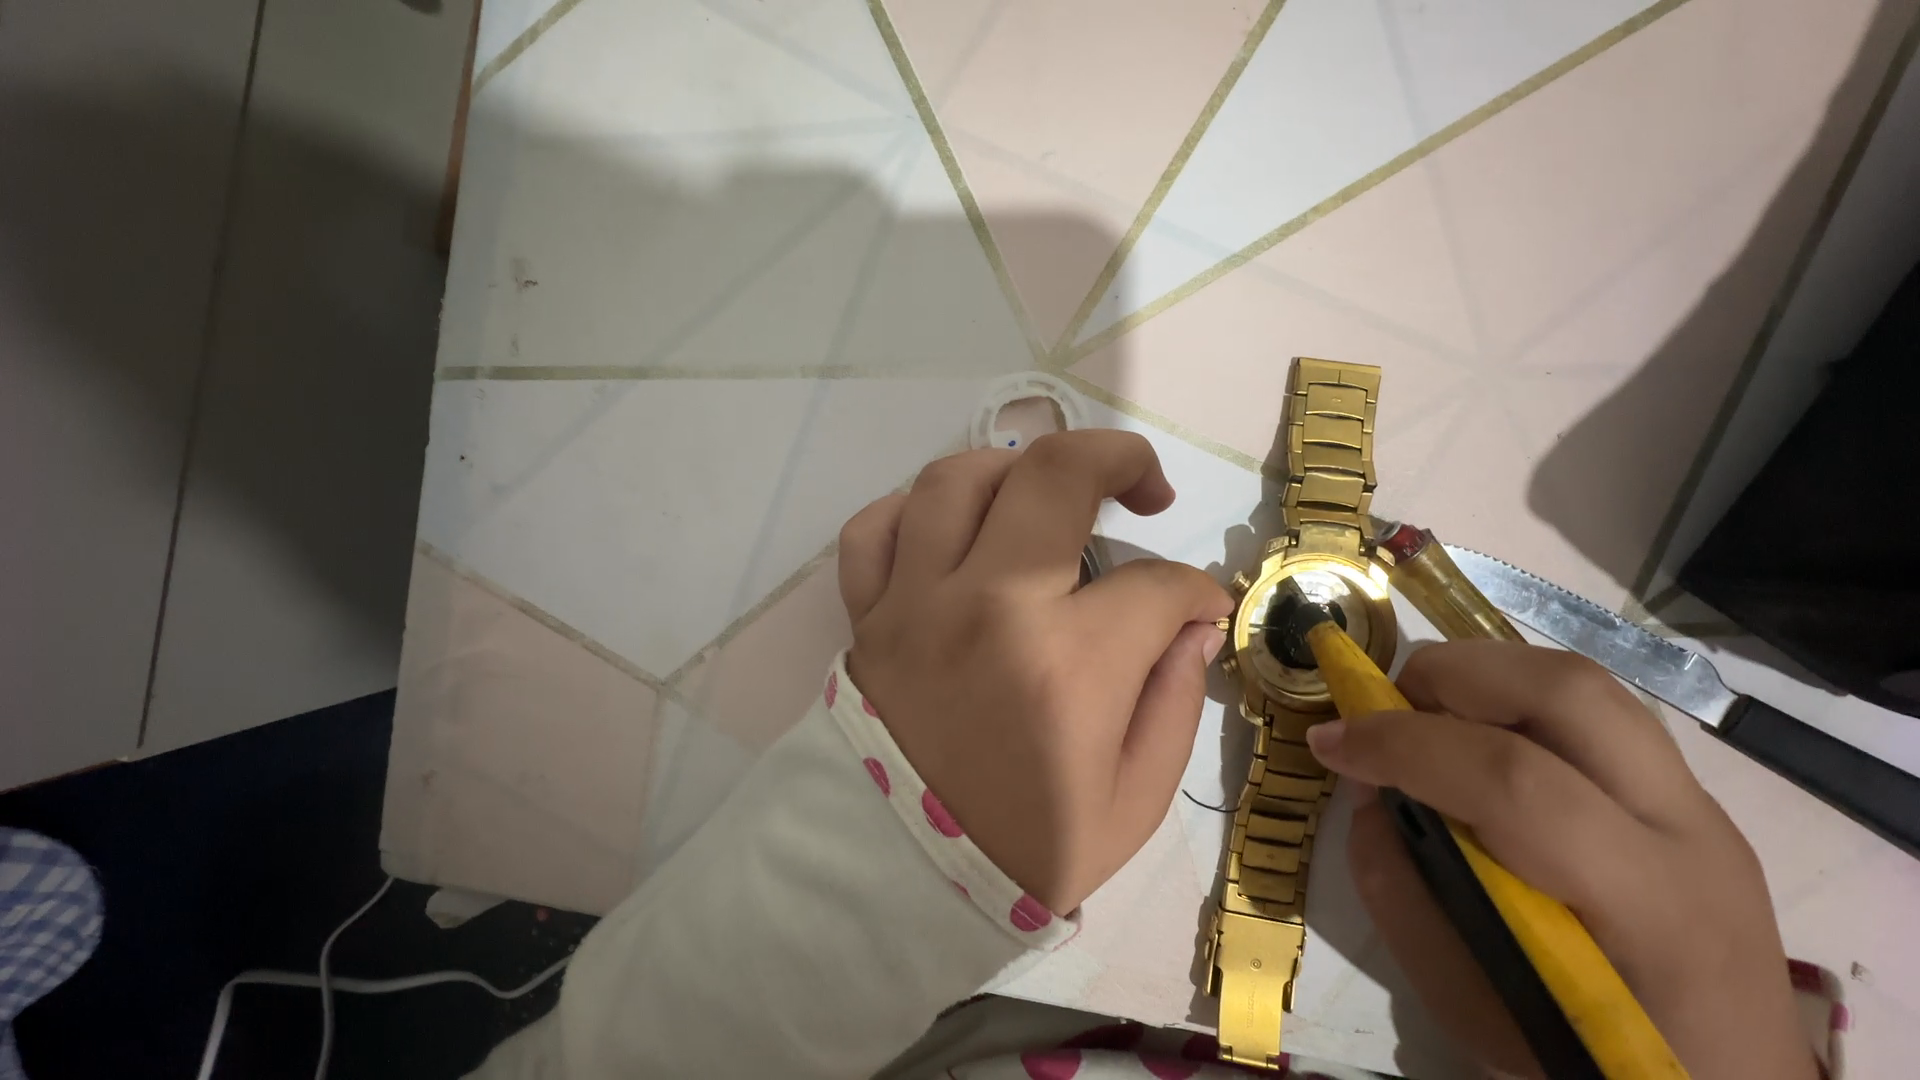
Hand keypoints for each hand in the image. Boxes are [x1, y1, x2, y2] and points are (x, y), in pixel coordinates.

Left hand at [837, 431, 1231, 915]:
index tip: (1196, 608)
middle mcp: (988, 608)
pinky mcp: (865, 615)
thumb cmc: (1025, 847)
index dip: (1194, 589)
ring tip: (1042, 499)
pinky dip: (912, 511)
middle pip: (1055, 474)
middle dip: (1119, 459)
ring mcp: (914, 603)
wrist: (899, 883)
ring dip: (1014, 470)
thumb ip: (1174, 701)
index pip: (1154, 583)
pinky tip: (948, 532)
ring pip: (957, 478)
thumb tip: (1190, 623)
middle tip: (1142, 487)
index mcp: (1068, 664)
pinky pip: (873, 527)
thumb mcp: (1133, 801)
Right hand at [1305, 641, 1815, 1079]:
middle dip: (1449, 678)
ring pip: (1584, 680)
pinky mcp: (1691, 794)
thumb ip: (1397, 881)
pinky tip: (1477, 739)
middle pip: (1567, 692)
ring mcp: (1702, 805)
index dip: (1401, 746)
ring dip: (1481, 675)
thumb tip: (1365, 784)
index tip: (1327, 742)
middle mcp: (1690, 833)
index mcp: (1645, 907)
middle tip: (1382, 710)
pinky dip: (1513, 698)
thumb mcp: (1461, 997)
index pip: (1512, 781)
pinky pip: (1591, 711)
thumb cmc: (1581, 1060)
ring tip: (1423, 715)